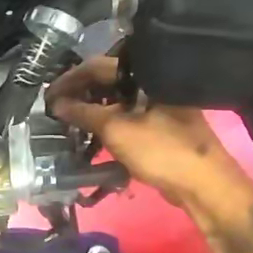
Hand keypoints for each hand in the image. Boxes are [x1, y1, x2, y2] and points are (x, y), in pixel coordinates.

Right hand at [45, 57, 243, 205]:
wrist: (204, 186)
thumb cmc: (162, 150)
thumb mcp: (117, 130)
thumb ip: (83, 113)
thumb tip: (57, 104)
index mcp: (146, 75)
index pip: (98, 66)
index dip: (70, 79)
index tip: (48, 95)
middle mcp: (153, 84)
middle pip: (107, 82)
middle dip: (79, 94)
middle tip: (55, 108)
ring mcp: (159, 105)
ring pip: (116, 101)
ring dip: (91, 110)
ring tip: (69, 122)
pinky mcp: (161, 125)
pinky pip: (127, 117)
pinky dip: (107, 122)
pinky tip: (91, 134)